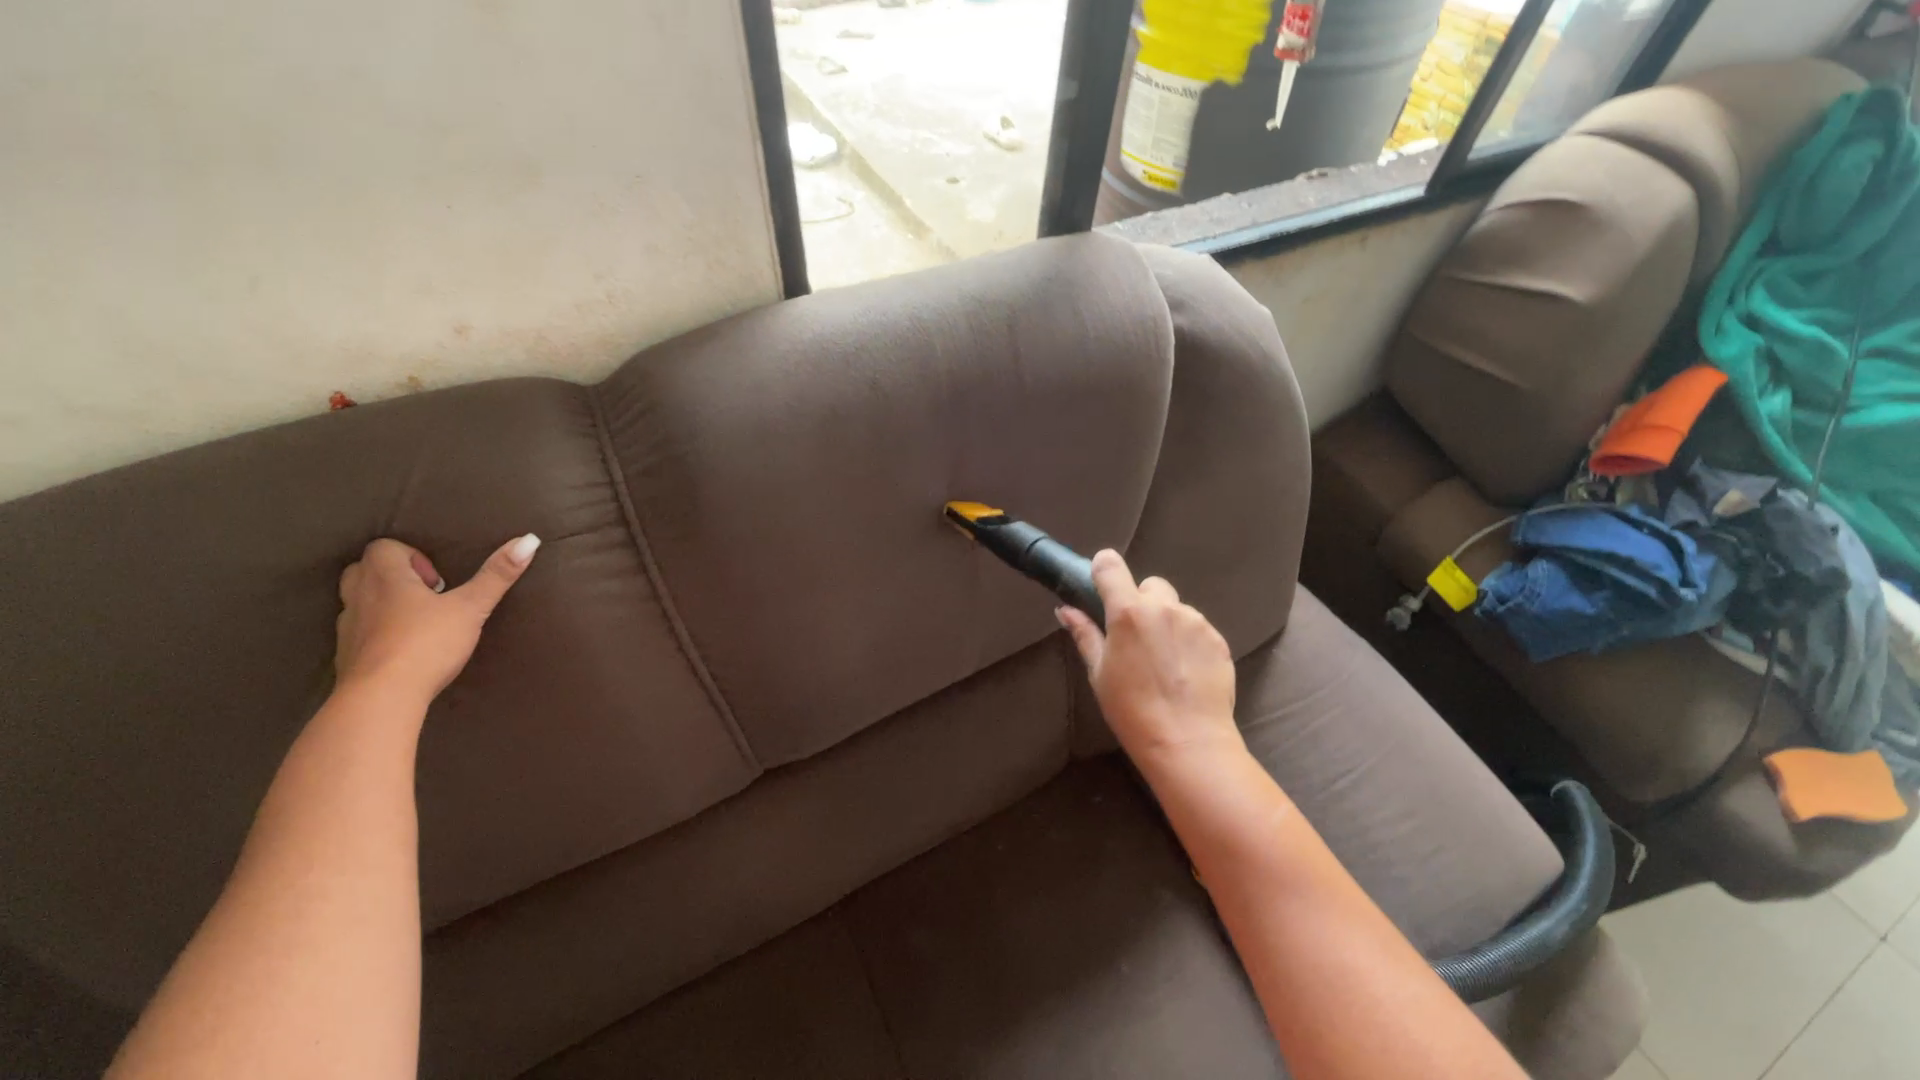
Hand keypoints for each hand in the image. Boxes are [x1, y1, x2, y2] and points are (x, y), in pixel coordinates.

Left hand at [334, 534, 539, 705]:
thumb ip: (497, 575)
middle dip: (393, 576)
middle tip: (424, 597)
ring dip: (382, 603)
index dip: (411, 557)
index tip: (436, 582)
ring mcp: (347, 626)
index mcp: (385, 576)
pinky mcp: (345, 654)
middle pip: (364, 569)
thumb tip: (529, 539)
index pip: (384, 547)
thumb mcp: (471, 608)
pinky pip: (358, 631)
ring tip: (415, 622)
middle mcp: (359, 595)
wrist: (382, 696)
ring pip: (358, 600)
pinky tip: (402, 650)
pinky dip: (376, 632)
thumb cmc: (427, 643)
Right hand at [1056, 549, 1241, 766]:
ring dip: (1167, 622)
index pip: (1111, 566)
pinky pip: (1198, 629)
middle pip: (1150, 585)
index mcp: (1128, 612)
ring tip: (1164, 661)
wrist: (1188, 740)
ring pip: (1177, 608)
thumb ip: (1085, 635)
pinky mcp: (1218, 639)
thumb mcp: (1099, 674)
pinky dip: (1189, 641)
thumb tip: (1066, 610)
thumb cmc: (1131, 710)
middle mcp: (1164, 608)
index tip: (1101, 585)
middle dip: (1141, 602)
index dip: (1103, 569)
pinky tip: (1185, 671)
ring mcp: (1196, 622)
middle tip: (1136, 637)